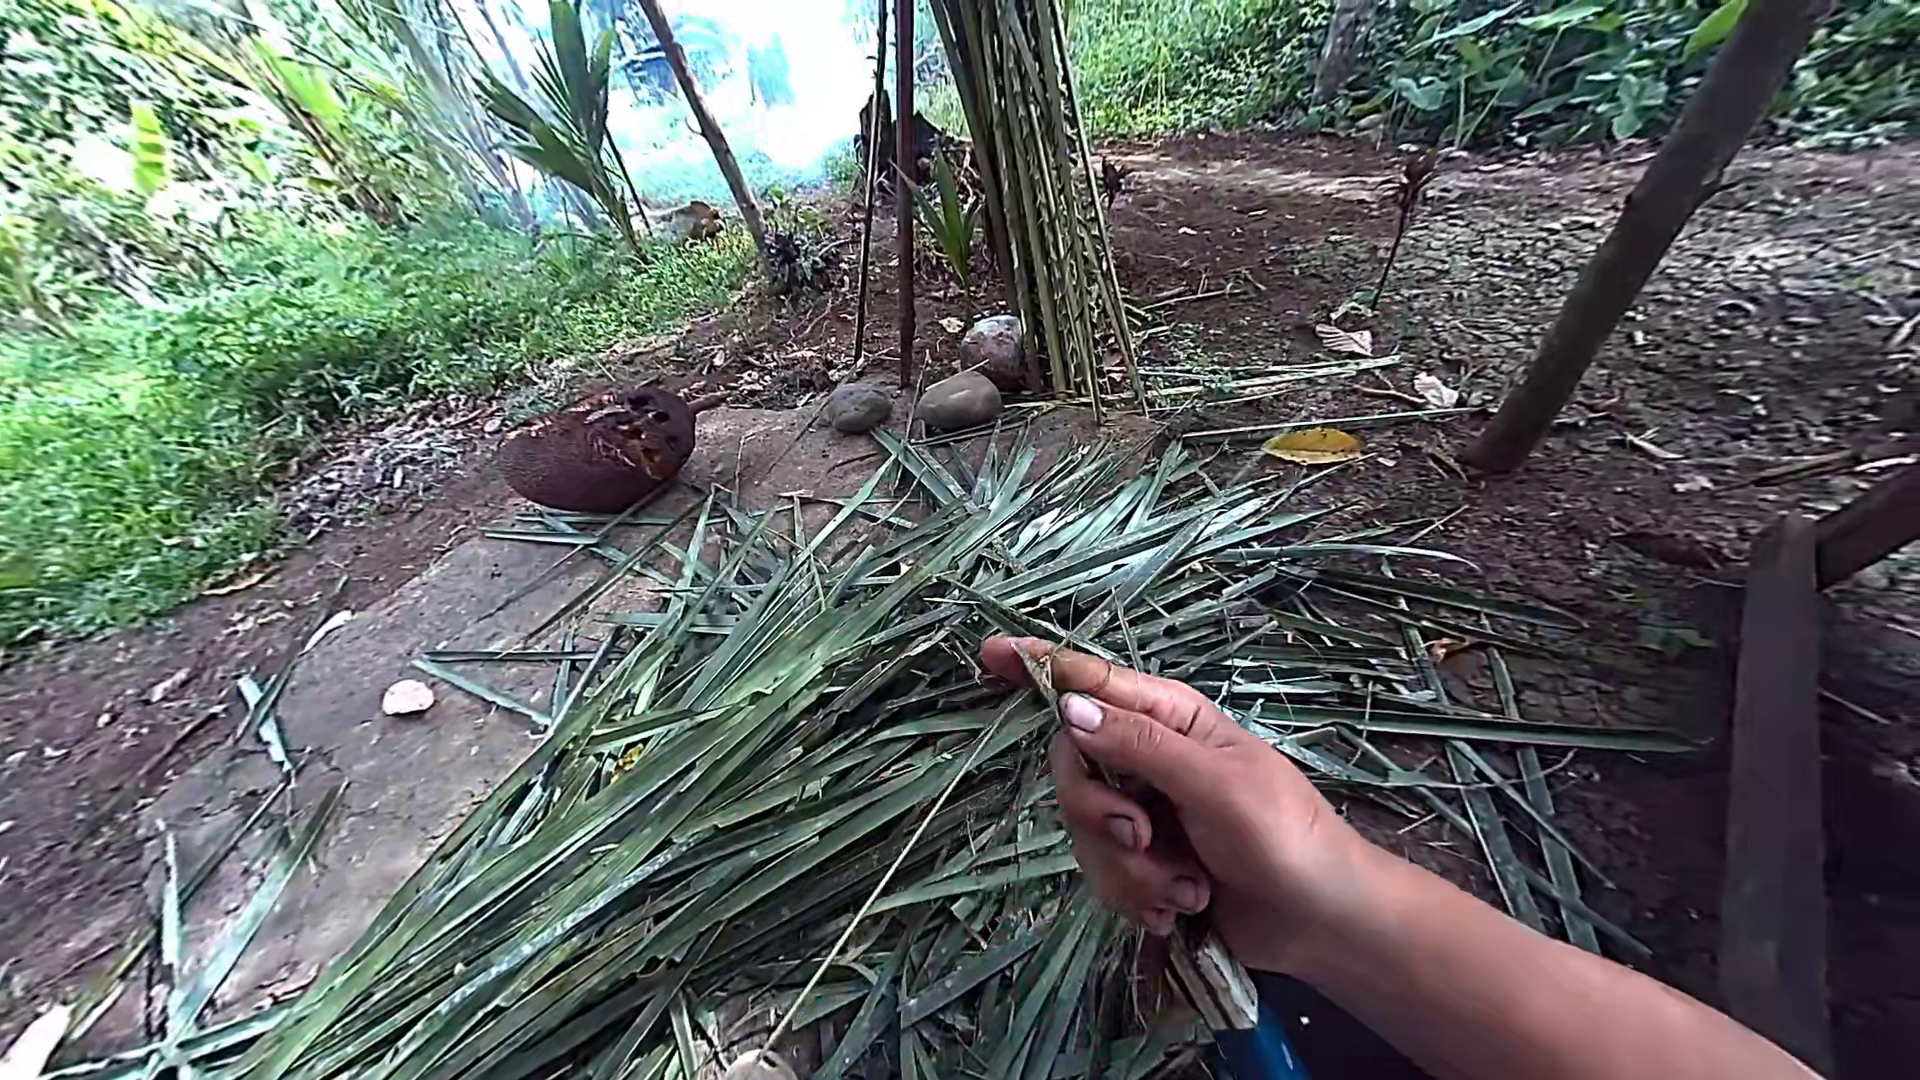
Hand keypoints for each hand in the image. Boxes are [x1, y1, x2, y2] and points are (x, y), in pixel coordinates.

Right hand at [981, 636, 1370, 972]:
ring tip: (1183, 883)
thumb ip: (1141, 744)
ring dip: (1130, 867)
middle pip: (1070, 762)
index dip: (1036, 664)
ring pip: (1081, 823)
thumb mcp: (1216, 782)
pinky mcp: (1136, 856)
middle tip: (1144, 835)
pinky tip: (1181, 904)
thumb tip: (1069, 709)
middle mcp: (1140, 752)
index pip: (1087, 678)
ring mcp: (1136, 805)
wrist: (1318, 922)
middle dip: (1098, 810)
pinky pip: (1099, 869)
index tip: (989, 653)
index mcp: (1163, 714)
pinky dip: (1138, 896)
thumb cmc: (1282, 833)